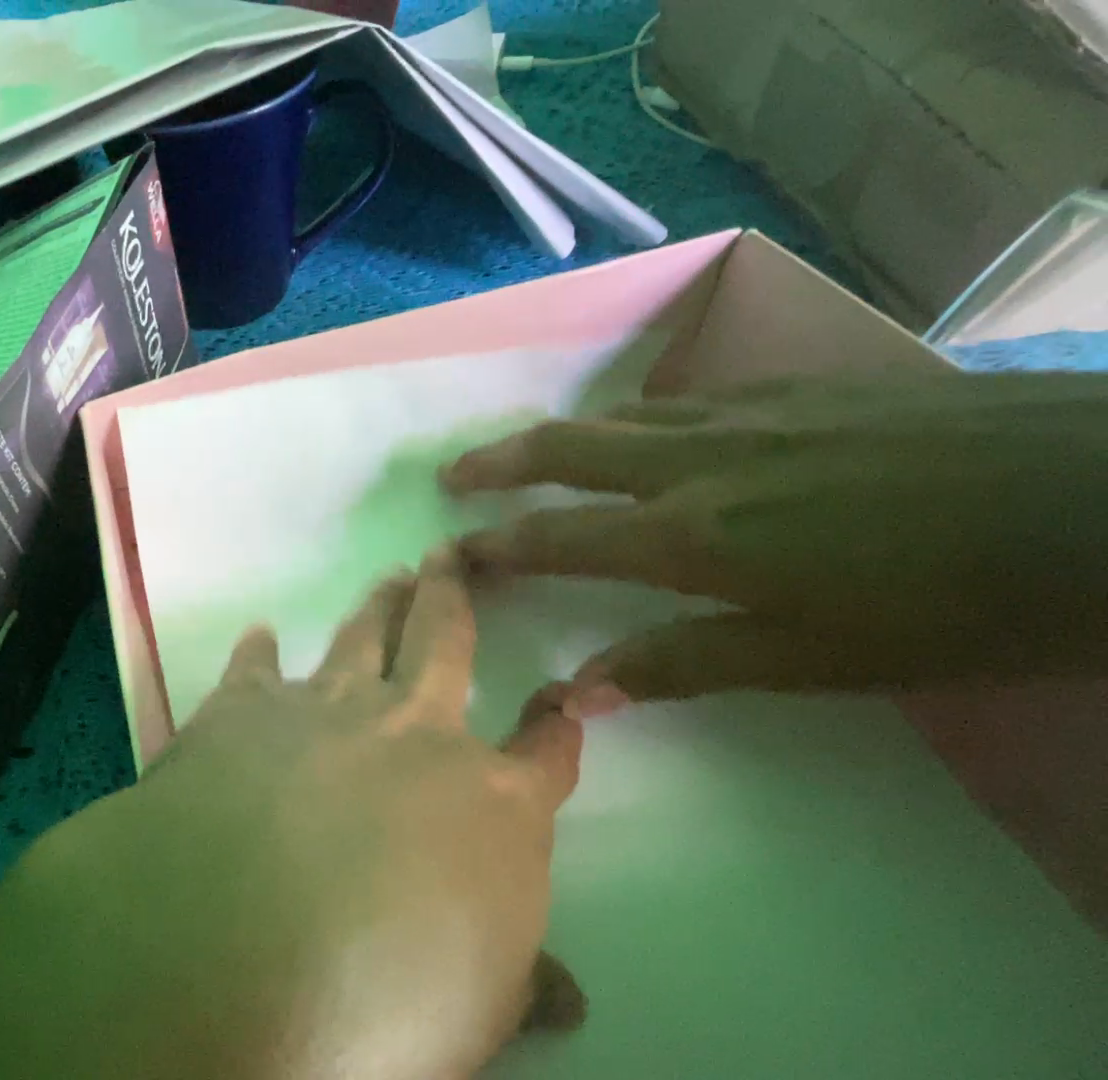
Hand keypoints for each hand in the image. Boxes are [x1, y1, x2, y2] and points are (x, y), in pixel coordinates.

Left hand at [0, 556, 583, 1079]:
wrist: (236, 947)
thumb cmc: (378, 1001)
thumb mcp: (474, 1013)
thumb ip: (517, 982)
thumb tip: (568, 997)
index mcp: (488, 804)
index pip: (545, 753)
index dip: (559, 724)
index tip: (562, 696)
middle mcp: (412, 734)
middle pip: (445, 644)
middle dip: (453, 599)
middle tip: (453, 558)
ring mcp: (325, 710)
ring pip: (362, 637)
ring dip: (378, 606)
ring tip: (390, 578)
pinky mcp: (243, 709)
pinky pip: (256, 666)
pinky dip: (260, 650)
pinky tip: (261, 634)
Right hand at [441, 371, 1107, 711]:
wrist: (1106, 495)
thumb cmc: (953, 603)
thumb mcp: (814, 657)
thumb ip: (683, 664)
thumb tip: (577, 693)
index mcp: (690, 534)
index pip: (556, 537)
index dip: (494, 546)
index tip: (448, 552)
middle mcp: (694, 462)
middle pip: (565, 450)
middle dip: (498, 462)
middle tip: (452, 476)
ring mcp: (744, 416)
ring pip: (619, 417)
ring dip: (558, 436)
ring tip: (527, 452)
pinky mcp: (795, 391)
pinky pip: (683, 400)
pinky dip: (635, 416)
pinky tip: (644, 426)